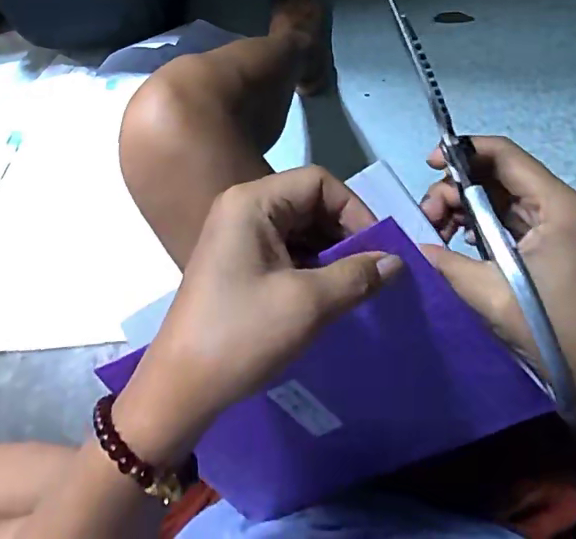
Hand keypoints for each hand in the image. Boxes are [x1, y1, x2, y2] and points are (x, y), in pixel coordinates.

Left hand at [117, 166, 404, 460]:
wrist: (178, 392)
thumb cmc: (241, 336)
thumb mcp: (308, 305)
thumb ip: (357, 276)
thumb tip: (397, 262)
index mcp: (252, 202)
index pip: (319, 182)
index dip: (354, 209)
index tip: (378, 248)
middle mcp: (243, 208)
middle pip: (310, 201)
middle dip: (345, 232)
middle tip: (373, 268)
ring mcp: (238, 235)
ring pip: (301, 228)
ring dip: (332, 251)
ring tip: (357, 283)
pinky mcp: (239, 262)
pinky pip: (287, 249)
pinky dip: (313, 265)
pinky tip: (330, 293)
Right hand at [418, 137, 575, 423]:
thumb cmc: (561, 335)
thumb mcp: (495, 298)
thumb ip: (450, 264)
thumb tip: (417, 245)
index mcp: (556, 205)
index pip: (504, 154)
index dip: (463, 151)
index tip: (429, 165)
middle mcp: (560, 206)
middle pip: (499, 175)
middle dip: (457, 189)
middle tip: (428, 219)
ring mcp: (560, 227)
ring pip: (502, 199)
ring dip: (466, 210)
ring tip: (438, 234)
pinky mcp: (555, 247)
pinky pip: (511, 222)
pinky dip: (482, 228)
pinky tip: (460, 247)